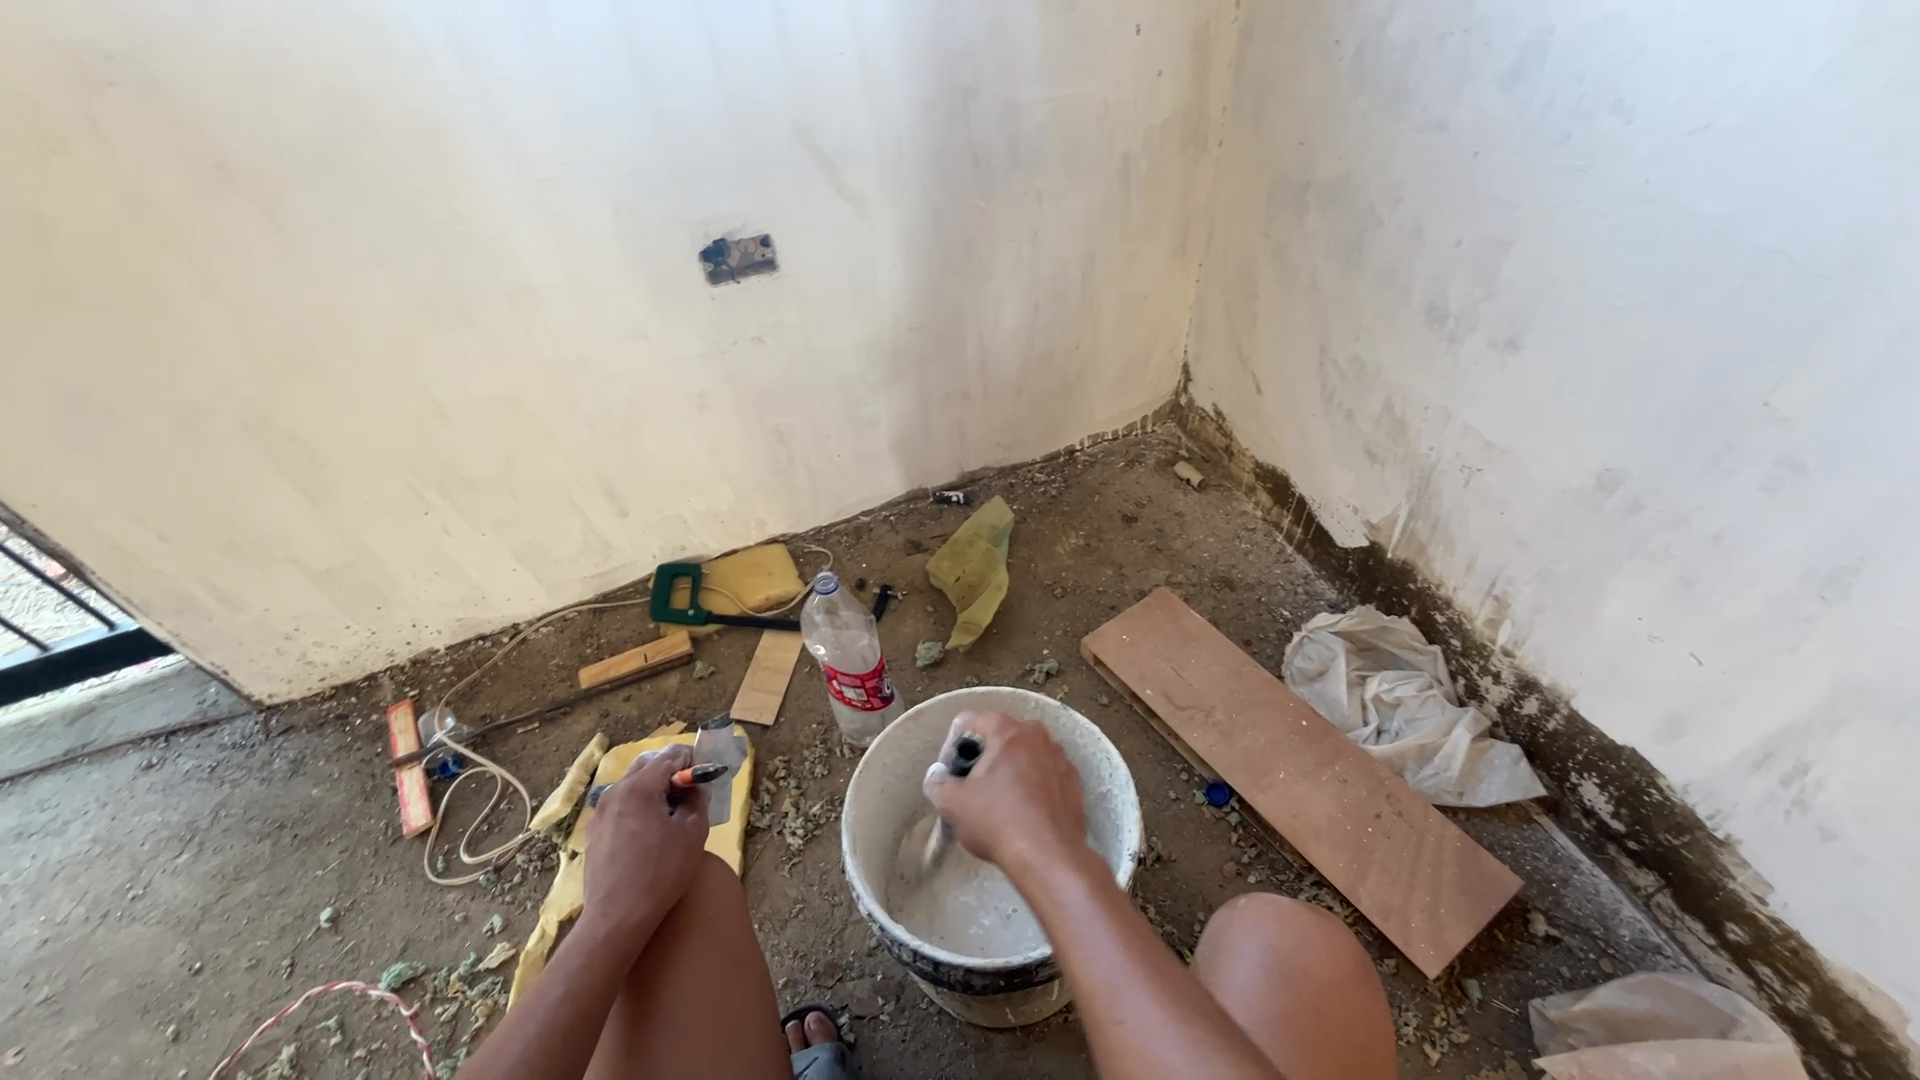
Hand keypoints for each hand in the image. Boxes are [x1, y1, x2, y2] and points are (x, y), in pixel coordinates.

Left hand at [581, 743, 710, 952]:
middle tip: (689, 794)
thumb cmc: (661, 872)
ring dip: (653, 790)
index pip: (670, 756)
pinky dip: (638, 808)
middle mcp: (614, 792)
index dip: (692, 761)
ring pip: (631, 786)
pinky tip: (649, 834)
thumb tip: (694, 788)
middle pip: (647, 766)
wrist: (617, 918)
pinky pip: (620, 807)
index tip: (705, 776)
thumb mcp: (693, 832)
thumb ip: (697, 800)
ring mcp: (599, 813)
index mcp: (639, 787)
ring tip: (670, 816)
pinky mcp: (594, 833)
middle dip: (670, 773)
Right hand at [923, 710, 1088, 875]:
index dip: (952, 746)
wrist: (1049, 856)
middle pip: (999, 737)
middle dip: (983, 758)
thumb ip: (938, 783)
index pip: (969, 721)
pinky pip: (1045, 774)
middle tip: (972, 788)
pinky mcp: (1074, 781)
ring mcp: (1060, 757)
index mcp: (1007, 730)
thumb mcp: (953, 804)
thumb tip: (937, 777)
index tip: (950, 774)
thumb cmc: (997, 821)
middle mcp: (1037, 735)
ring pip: (1025, 755)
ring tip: (999, 802)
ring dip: (1010, 771)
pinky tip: (1025, 812)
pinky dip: (1033, 786)